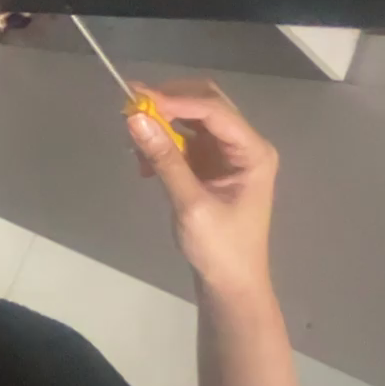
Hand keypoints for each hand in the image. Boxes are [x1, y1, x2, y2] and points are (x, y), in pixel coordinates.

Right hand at [125, 79, 279, 299]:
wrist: (230, 285)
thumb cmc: (221, 249)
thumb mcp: (191, 204)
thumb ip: (164, 158)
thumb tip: (134, 118)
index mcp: (253, 152)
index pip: (214, 110)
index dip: (176, 101)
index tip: (138, 102)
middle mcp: (243, 144)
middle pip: (205, 102)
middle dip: (168, 101)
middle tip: (131, 107)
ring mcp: (226, 151)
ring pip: (191, 114)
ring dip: (161, 119)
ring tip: (134, 133)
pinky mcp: (208, 160)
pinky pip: (181, 133)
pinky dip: (161, 138)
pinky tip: (144, 160)